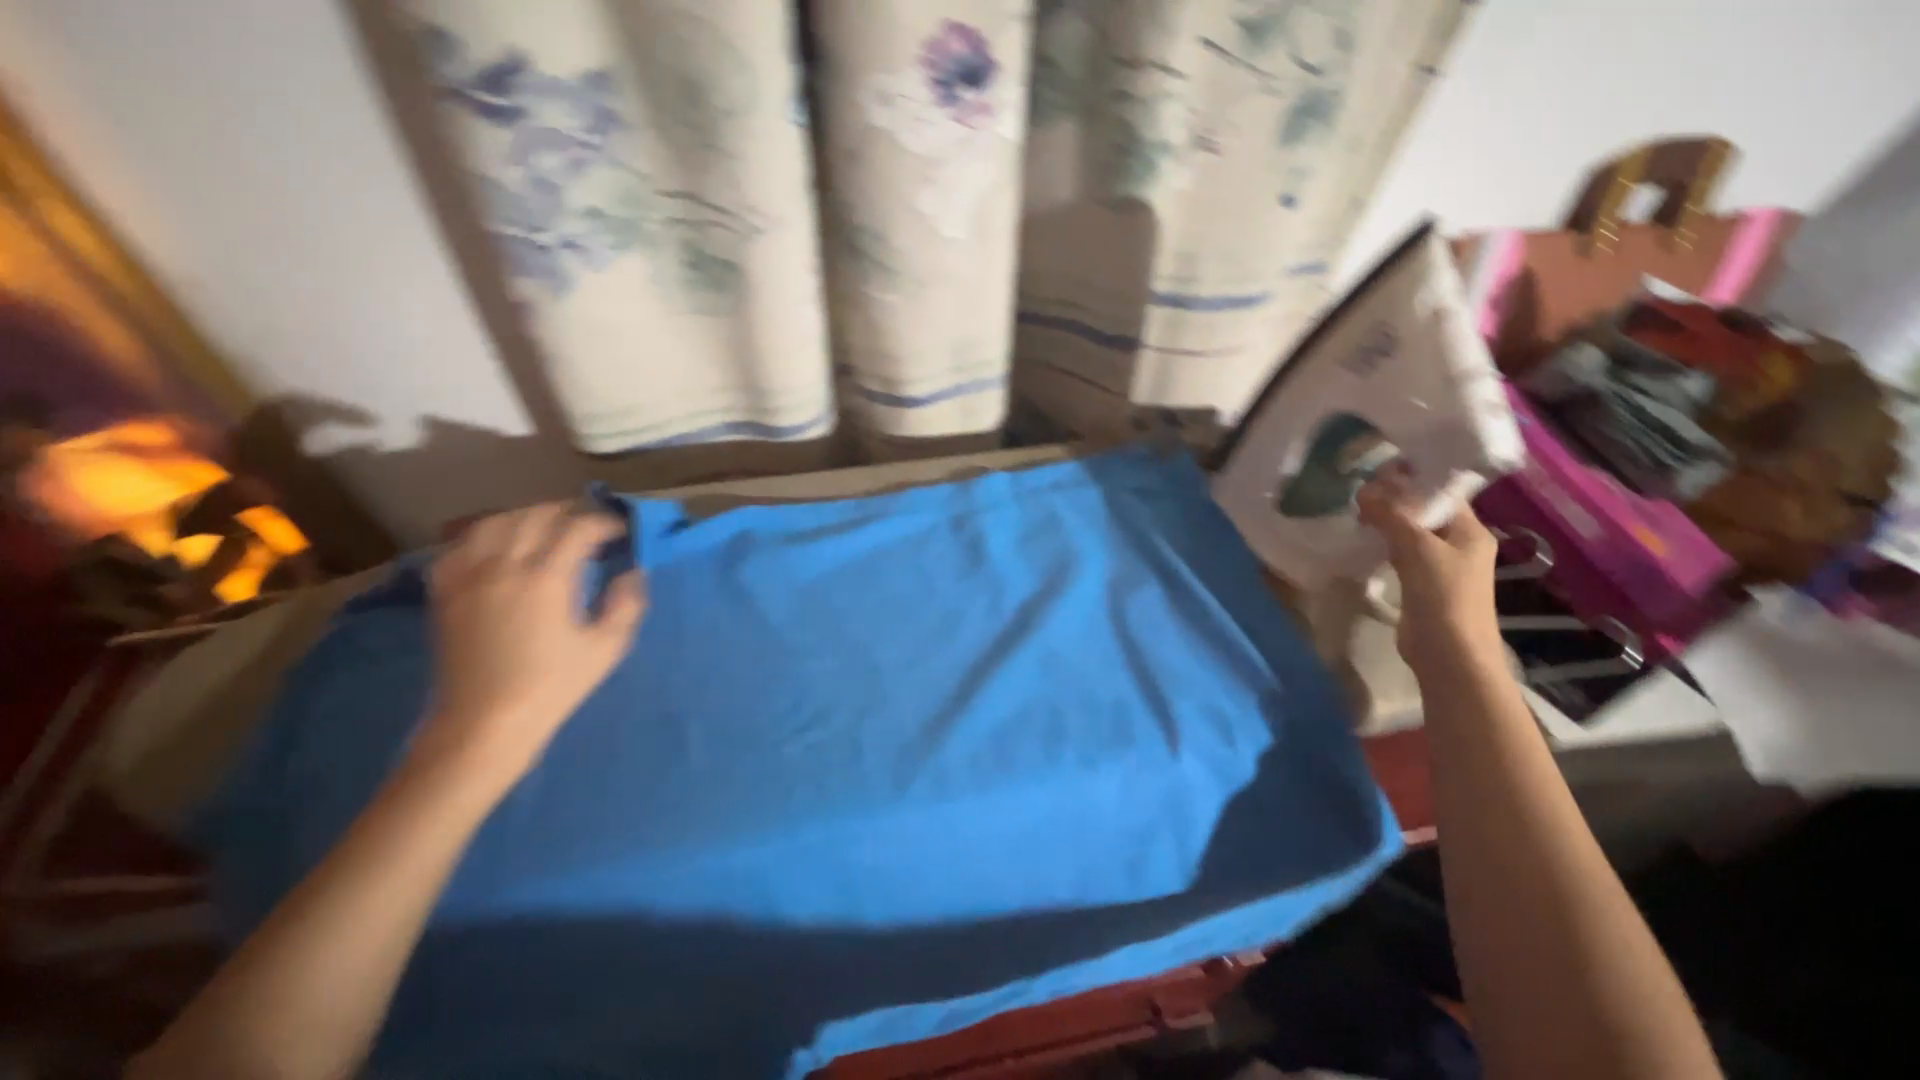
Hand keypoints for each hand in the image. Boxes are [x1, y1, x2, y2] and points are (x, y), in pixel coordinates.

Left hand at [418, 503, 645, 781]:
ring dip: (525, 517)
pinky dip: (483, 537)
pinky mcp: (444, 591)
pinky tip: (497, 548)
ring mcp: (468, 576)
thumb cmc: (552, 687)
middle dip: (567, 513)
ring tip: (544, 528)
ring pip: (495, 522)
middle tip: (587, 527)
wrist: (486, 722)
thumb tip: (633, 573)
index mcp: (547, 578)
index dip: (604, 523)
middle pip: (535, 515)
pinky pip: (459, 546)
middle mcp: (504, 566)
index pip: (578, 528)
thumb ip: (626, 604)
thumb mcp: (606, 649)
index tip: (620, 532)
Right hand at [1357, 465, 1502, 676]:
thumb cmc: (1443, 597)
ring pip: (1412, 534)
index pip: (1443, 493)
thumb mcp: (1418, 550)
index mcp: (1471, 531)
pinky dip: (1385, 546)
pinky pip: (1402, 556)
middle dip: (1395, 500)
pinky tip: (1363, 540)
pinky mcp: (1422, 586)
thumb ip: (1392, 516)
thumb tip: (1364, 490)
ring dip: (1388, 523)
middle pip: (1426, 512)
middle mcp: (1460, 544)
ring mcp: (1441, 567)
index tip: (1379, 468)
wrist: (1450, 655)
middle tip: (1359, 489)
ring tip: (1356, 510)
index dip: (1414, 478)